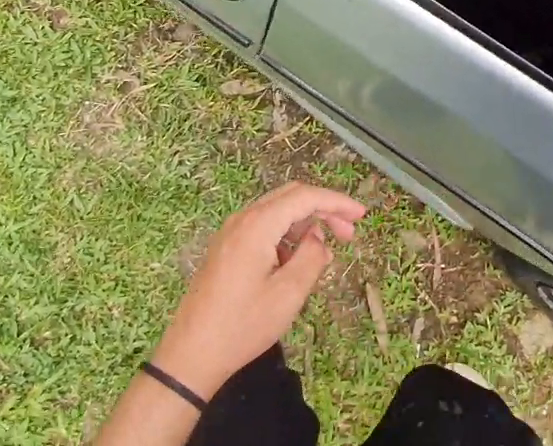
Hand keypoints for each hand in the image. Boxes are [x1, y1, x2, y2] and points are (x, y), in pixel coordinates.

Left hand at [147, 182, 365, 400]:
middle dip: (323, 209)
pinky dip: (287, 235)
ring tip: (326, 253)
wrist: (191, 354)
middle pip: (291, 197)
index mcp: (258, 225)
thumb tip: (318, 238)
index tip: (361, 215)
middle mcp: (242, 220)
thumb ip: (311, 258)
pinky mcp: (226, 249)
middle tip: (348, 233)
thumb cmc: (243, 325)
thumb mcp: (288, 294)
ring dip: (305, 223)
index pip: (305, 197)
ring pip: (277, 212)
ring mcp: (231, 233)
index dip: (336, 202)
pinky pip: (263, 228)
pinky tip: (298, 261)